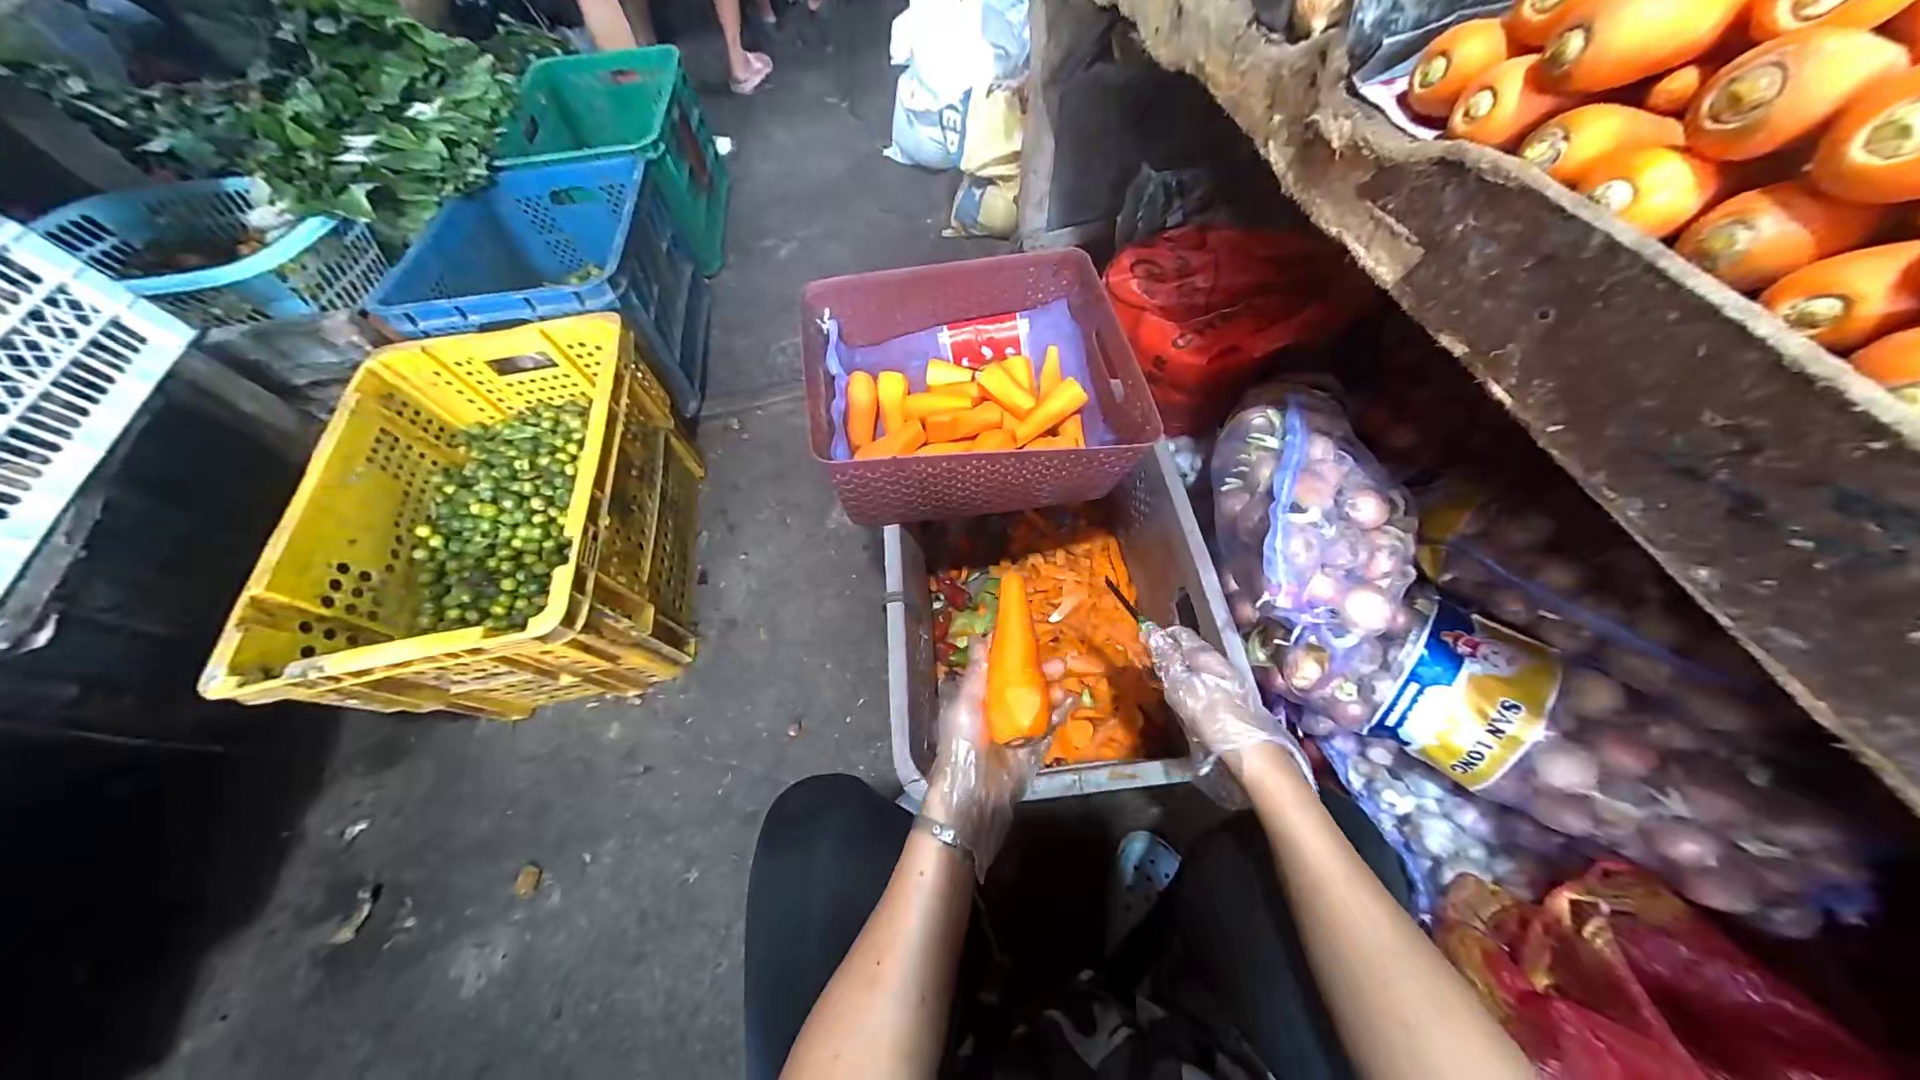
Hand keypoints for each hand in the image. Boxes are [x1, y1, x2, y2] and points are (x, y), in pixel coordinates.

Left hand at [921, 639, 1063, 876]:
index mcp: (981, 696)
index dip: (1016, 653)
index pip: (1001, 668)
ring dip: (1055, 690)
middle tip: (1060, 662)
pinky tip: (1070, 702)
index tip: (1031, 637)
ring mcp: (1020, 728)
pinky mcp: (1035, 747)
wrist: (973, 795)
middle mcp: (1001, 709)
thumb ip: (977, 672)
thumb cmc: (962, 743)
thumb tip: (981, 637)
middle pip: (1027, 684)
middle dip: (1043, 671)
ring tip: (1065, 683)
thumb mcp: (964, 703)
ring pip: (1042, 702)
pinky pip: (1051, 726)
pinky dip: (1061, 712)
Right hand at [1144, 625, 1312, 786]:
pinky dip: (1190, 685)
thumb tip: (1153, 636)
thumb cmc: (1212, 714)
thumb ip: (1168, 661)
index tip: (1144, 643)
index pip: (1180, 634)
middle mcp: (1219, 662)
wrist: (1251, 748)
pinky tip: (1184, 697)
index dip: (1161, 636)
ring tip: (1163, 680)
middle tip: (1150, 664)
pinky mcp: (1232, 700)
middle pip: (1190, 650)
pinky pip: (1204, 683)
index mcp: (1206, 654)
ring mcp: (1228, 681)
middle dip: (1171, 653)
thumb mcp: (1182, 686)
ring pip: (1197, 667)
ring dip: (1181, 670)